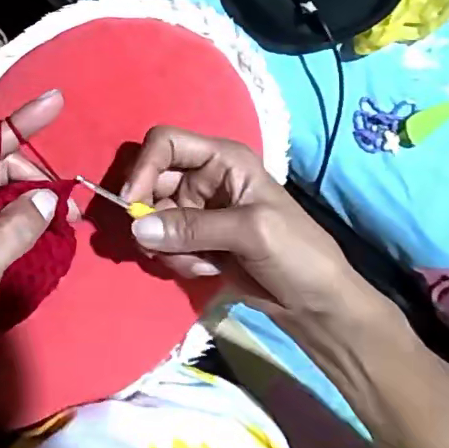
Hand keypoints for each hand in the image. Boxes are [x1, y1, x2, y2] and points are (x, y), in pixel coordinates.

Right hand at [120, 126, 388, 329]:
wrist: (316, 304)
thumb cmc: (297, 253)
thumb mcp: (250, 233)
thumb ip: (192, 228)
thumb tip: (137, 229)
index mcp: (223, 159)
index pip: (166, 143)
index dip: (144, 166)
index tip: (132, 204)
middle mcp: (204, 177)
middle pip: (151, 182)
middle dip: (151, 216)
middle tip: (160, 247)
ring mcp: (197, 209)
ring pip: (153, 217)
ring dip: (167, 245)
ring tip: (200, 263)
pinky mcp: (194, 238)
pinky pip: (163, 242)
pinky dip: (176, 259)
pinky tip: (207, 270)